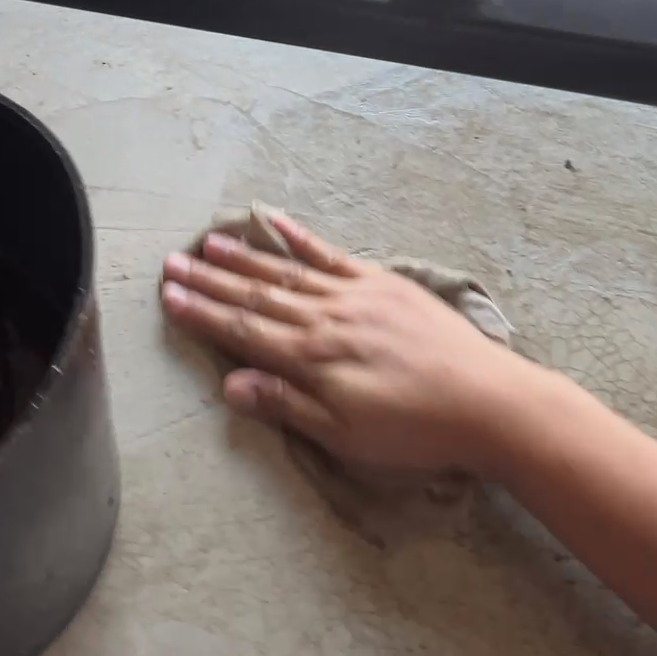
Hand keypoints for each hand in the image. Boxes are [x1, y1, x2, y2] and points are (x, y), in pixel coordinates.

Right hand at [160, 213, 535, 474]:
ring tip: (208, 242)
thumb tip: (230, 384)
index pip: (244, 331)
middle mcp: (324, 317)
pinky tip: (273, 219)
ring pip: (285, 270)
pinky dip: (298, 236)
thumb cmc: (413, 430)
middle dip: (210, 280)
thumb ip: (286, 404)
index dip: (203, 313)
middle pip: (255, 295)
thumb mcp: (345, 436)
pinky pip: (330, 252)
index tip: (169, 295)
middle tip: (171, 262)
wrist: (487, 401)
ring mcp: (352, 293)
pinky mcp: (379, 280)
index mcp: (313, 357)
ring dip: (243, 256)